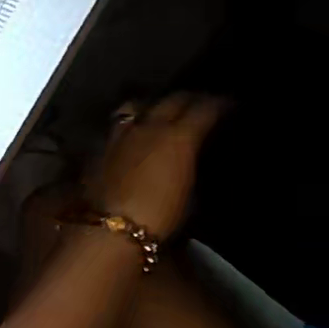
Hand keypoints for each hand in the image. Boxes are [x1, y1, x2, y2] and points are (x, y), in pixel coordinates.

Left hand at [85, 94, 228, 236]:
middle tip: (199, 103)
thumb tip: (192, 154)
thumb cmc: (159, 217)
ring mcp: (121, 133)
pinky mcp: (101, 146)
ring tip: (161, 112)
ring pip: (139, 104)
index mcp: (178, 137)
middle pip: (172, 100)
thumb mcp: (189, 194)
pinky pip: (119, 123)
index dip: (218, 104)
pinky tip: (132, 134)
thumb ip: (191, 164)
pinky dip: (131, 123)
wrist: (110, 229)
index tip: (227, 105)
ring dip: (154, 105)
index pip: (203, 109)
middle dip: (189, 98)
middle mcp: (150, 126)